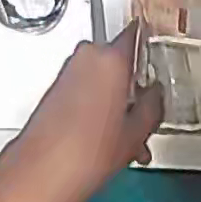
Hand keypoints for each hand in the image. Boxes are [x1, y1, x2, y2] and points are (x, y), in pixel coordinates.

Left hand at [0, 21, 163, 201]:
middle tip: (143, 116)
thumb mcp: (136, 132)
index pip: (134, 33)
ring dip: (116, 100)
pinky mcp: (59, 83)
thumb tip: (156, 94)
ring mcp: (71, 68)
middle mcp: (89, 55)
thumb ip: (152, 106)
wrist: (44, 167)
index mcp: (111, 58)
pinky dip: (99, 103)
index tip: (156, 45)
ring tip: (126, 139)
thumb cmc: (89, 149)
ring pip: (103, 76)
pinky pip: (87, 84)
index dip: (147, 39)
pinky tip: (108, 138)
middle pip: (119, 61)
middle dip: (132, 87)